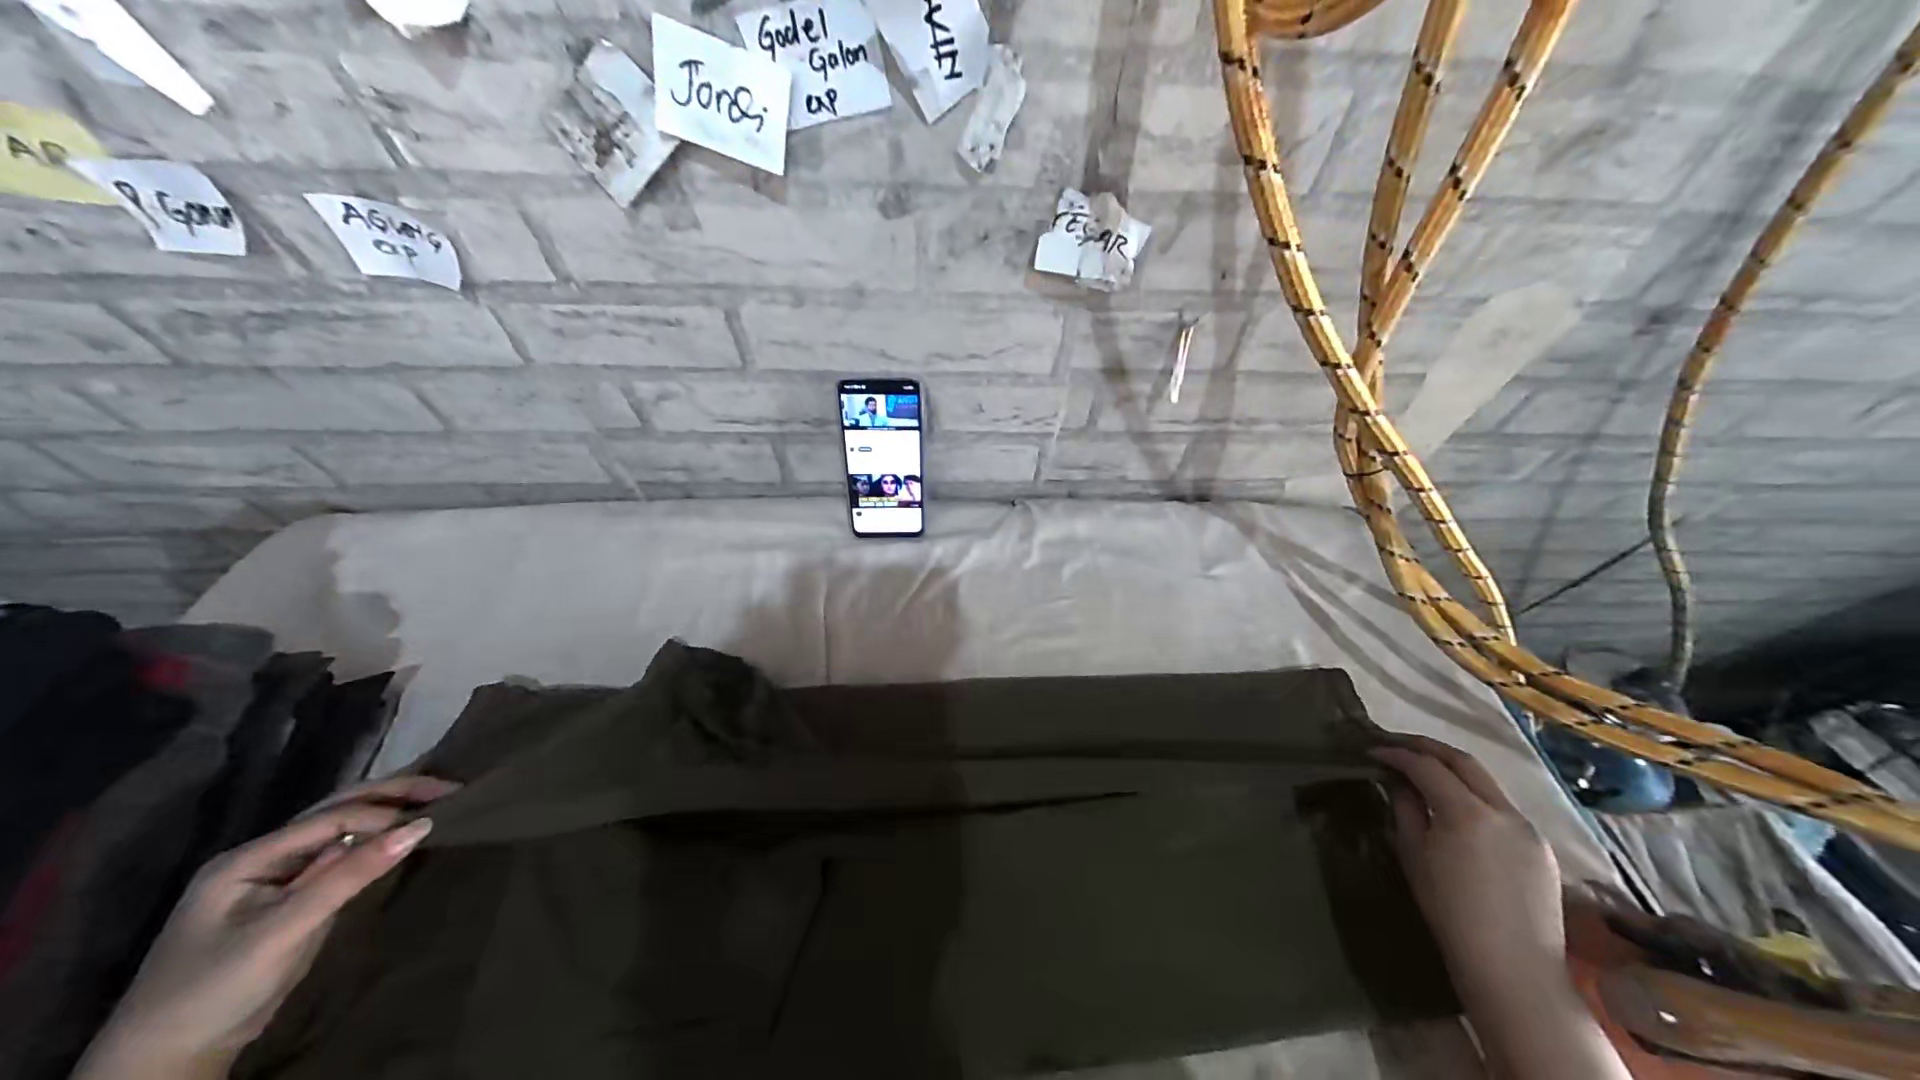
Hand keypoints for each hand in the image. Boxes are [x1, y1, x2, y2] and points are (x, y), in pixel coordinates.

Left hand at [72, 776, 458, 1079]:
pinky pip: (342, 858)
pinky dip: (377, 843)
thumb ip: (349, 875)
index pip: (332, 816)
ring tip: (438, 802)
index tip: (438, 815)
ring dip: (388, 814)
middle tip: (450, 787)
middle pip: (337, 811)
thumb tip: (421, 826)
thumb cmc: (215, 989)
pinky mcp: (294, 901)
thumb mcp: (285, 930)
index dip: (386, 812)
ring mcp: (278, 879)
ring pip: (342, 830)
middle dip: (394, 795)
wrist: (165, 1062)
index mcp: (249, 857)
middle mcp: (264, 857)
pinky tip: (404, 837)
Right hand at [1372, 734, 1562, 988]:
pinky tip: (1456, 809)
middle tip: (1396, 745)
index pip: (1426, 766)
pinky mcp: (1541, 848)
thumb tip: (1398, 783)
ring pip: (1486, 782)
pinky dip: (1474, 796)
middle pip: (1463, 761)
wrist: (1512, 967)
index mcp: (1468, 812)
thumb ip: (1406, 809)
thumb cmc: (1449, 911)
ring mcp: (1528, 828)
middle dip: (1427, 747)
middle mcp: (1504, 810)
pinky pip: (1502, 808)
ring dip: (1452, 770)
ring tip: (1423, 772)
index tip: (1372, 751)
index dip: (1396, 754)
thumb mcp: (1414, 855)